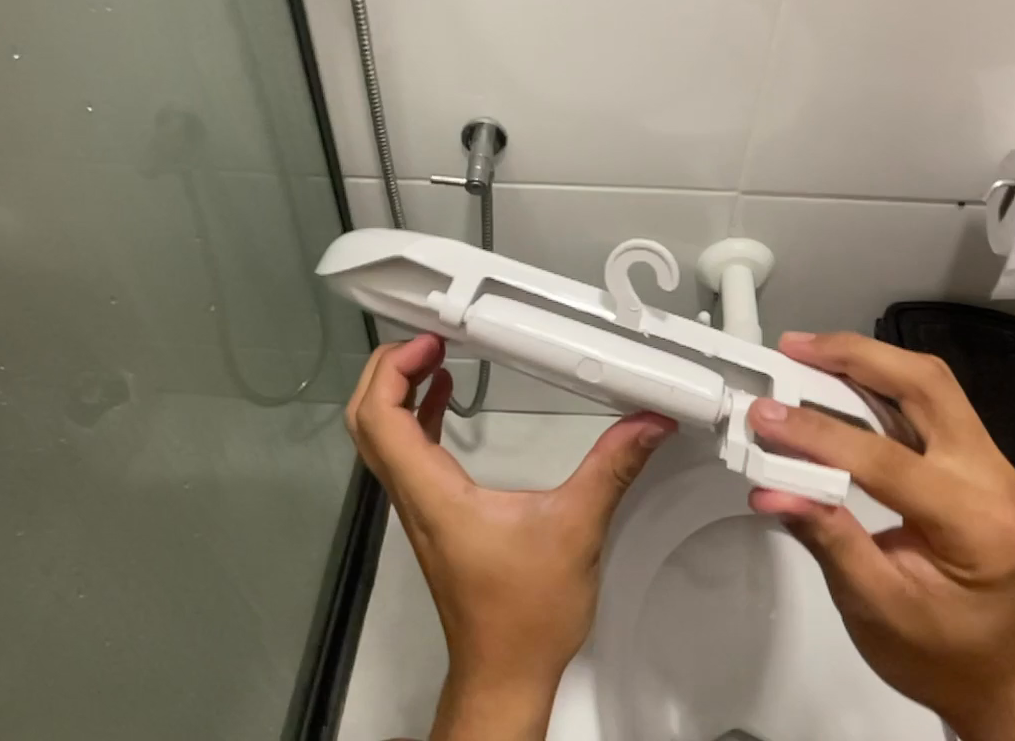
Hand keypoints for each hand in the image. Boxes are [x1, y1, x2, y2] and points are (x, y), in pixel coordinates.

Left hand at [345, 335, 674, 740]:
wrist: (505, 674)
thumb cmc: (524, 618)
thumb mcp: (576, 528)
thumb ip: (612, 468)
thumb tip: (645, 425)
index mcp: (433, 494)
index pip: (382, 420)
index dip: (395, 371)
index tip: (429, 343)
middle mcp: (416, 497)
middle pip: (369, 422)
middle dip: (387, 371)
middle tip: (425, 340)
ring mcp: (423, 508)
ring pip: (384, 438)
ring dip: (398, 391)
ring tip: (432, 355)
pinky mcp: (437, 516)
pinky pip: (412, 454)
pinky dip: (419, 416)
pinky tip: (447, 398)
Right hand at [749, 332, 1014, 740]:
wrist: (994, 674)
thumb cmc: (940, 654)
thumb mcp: (876, 607)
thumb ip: (828, 539)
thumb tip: (771, 489)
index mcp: (977, 527)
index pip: (889, 462)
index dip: (820, 437)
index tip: (765, 418)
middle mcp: (992, 479)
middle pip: (928, 386)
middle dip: (857, 357)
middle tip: (794, 348)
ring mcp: (986, 462)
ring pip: (928, 383)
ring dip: (866, 359)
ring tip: (805, 352)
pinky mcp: (969, 457)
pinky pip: (925, 401)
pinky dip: (876, 380)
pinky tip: (835, 378)